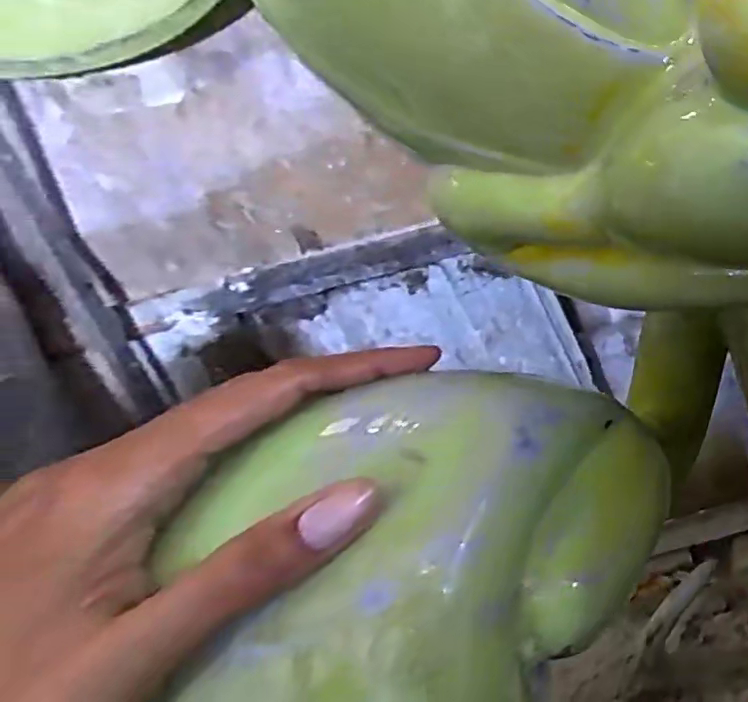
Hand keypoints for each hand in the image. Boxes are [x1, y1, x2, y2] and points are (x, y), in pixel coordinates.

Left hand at [1, 346, 439, 701]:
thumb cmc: (6, 698)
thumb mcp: (123, 658)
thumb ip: (241, 575)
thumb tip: (367, 493)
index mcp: (108, 485)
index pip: (258, 394)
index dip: (350, 367)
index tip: (423, 360)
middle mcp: (86, 472)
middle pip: (234, 398)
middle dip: (330, 379)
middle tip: (404, 383)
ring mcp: (66, 497)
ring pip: (205, 425)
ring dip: (290, 407)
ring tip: (355, 414)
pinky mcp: (59, 523)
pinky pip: (180, 456)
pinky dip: (250, 440)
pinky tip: (266, 468)